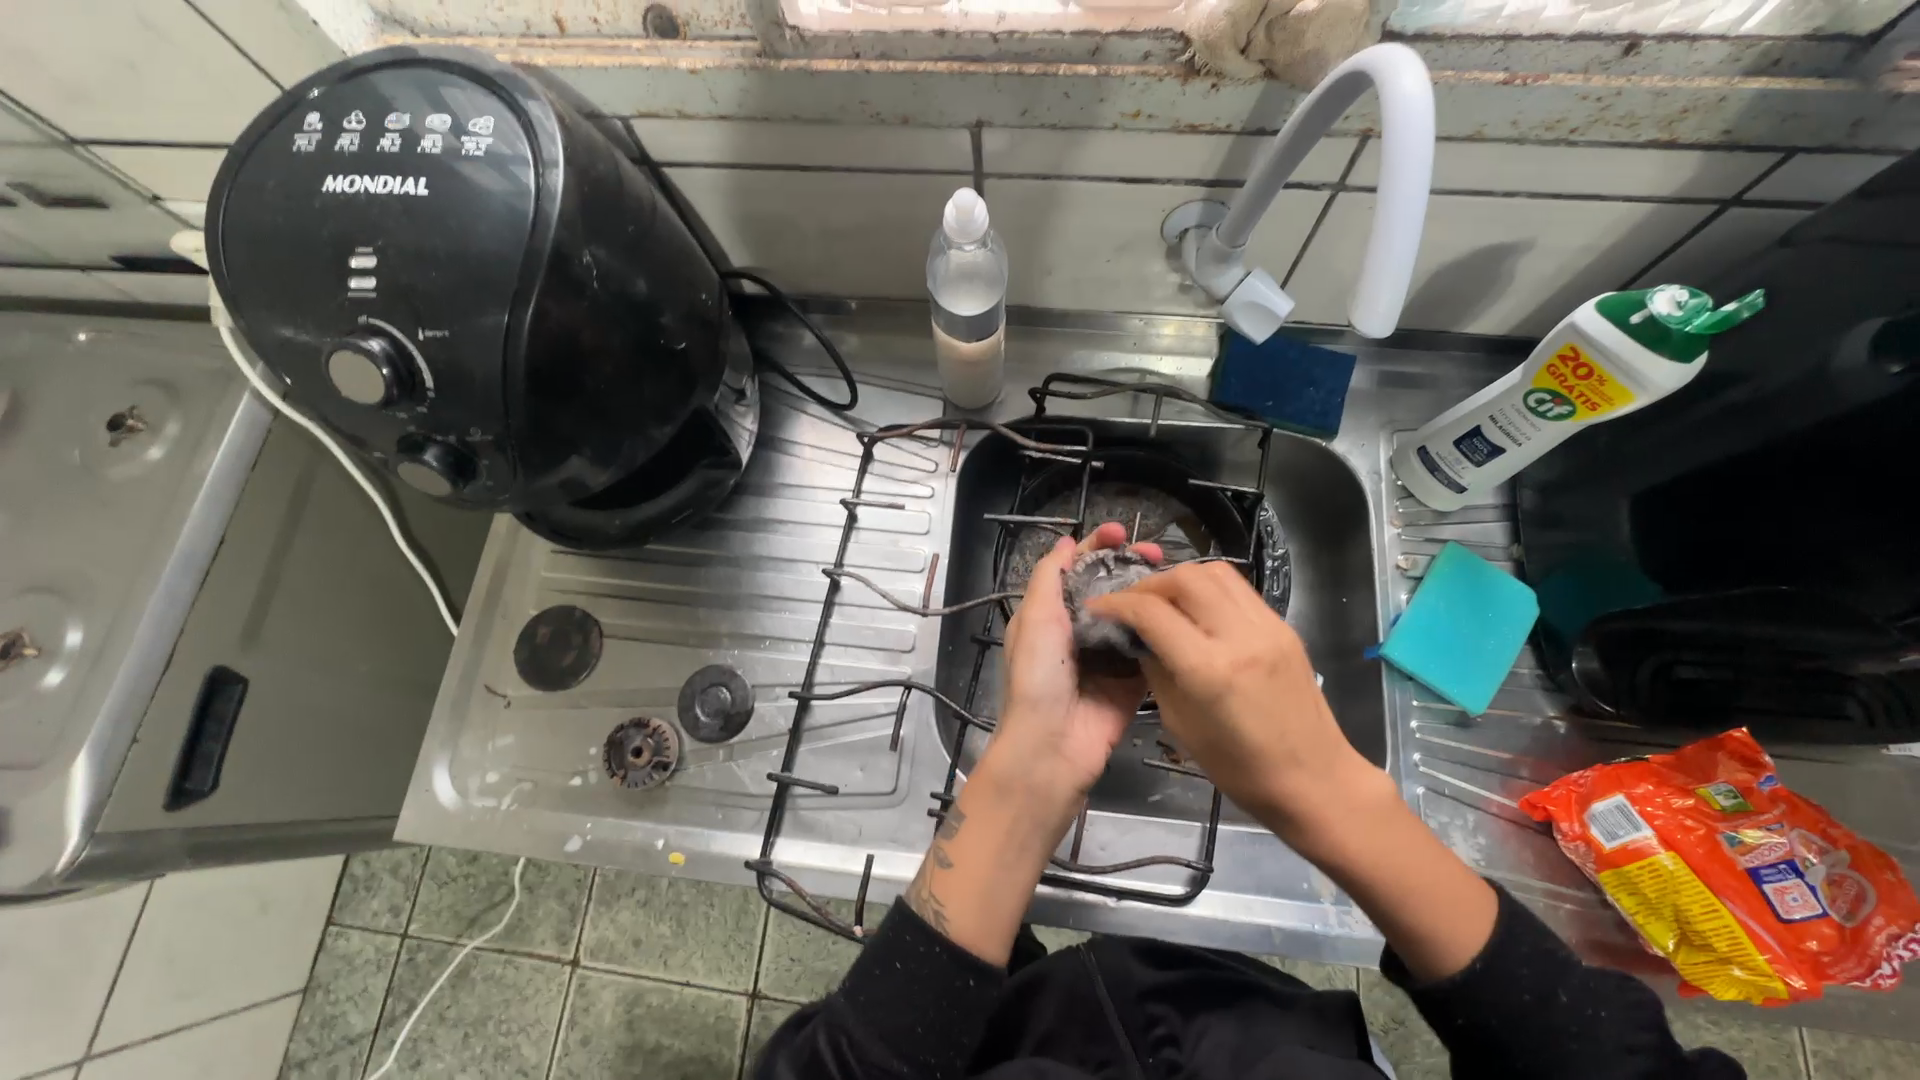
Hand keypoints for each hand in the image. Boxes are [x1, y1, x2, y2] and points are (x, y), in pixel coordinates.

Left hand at [981, 522, 1162, 823]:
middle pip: (1111, 588)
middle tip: (1158, 555)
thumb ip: (1049, 577)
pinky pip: (1151, 651)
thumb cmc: (1037, 677)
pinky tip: (1183, 612)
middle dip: (1131, 567)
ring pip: (1134, 616)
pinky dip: (1164, 632)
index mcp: (1051, 614)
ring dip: (1153, 595)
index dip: (1098, 547)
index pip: (1077, 570)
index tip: (1123, 531)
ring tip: (1176, 578)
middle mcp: (1080, 631)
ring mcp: (1107, 657)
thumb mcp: (1034, 618)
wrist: (1052, 746)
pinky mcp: (1132, 682)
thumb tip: (1067, 542)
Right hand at [1085, 560, 1390, 846]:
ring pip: (1215, 573)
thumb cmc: (1240, 768)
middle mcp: (1240, 637)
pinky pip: (1238, 590)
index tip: (1097, 608)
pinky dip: (1208, 590)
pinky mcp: (1284, 627)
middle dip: (1148, 585)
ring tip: (1163, 602)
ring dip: (1180, 579)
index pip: (1152, 612)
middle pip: (1184, 578)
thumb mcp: (1181, 724)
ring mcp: (1268, 627)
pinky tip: (1196, 612)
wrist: (1315, 780)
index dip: (1117, 604)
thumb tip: (1137, 637)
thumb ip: (1156, 670)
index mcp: (1209, 669)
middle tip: (1131, 604)